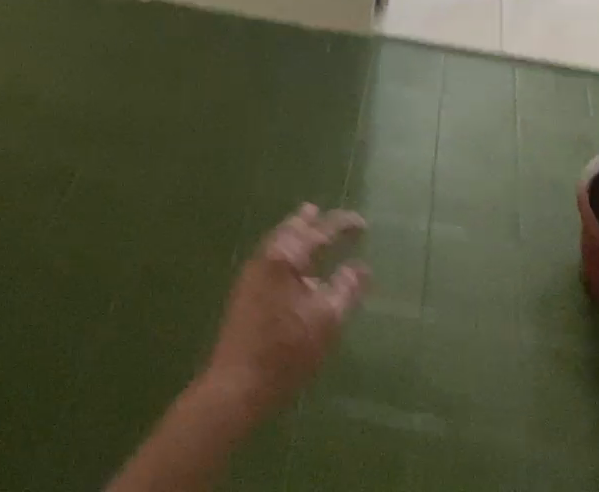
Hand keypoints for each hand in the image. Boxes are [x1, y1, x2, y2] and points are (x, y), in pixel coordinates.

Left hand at [199, 204, 369, 418]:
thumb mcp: (327, 319)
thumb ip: (346, 288)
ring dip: (295, 235)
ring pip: (278, 244)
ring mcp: (251, 276)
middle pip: (290, 230)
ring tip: (309, 229)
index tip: (362, 224)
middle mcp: (265, 258)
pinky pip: (271, 259)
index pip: (319, 231)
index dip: (342, 225)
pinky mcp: (245, 295)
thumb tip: (360, 267)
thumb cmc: (286, 350)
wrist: (236, 386)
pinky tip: (294, 267)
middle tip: (322, 212)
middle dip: (309, 221)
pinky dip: (287, 253)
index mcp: (285, 257)